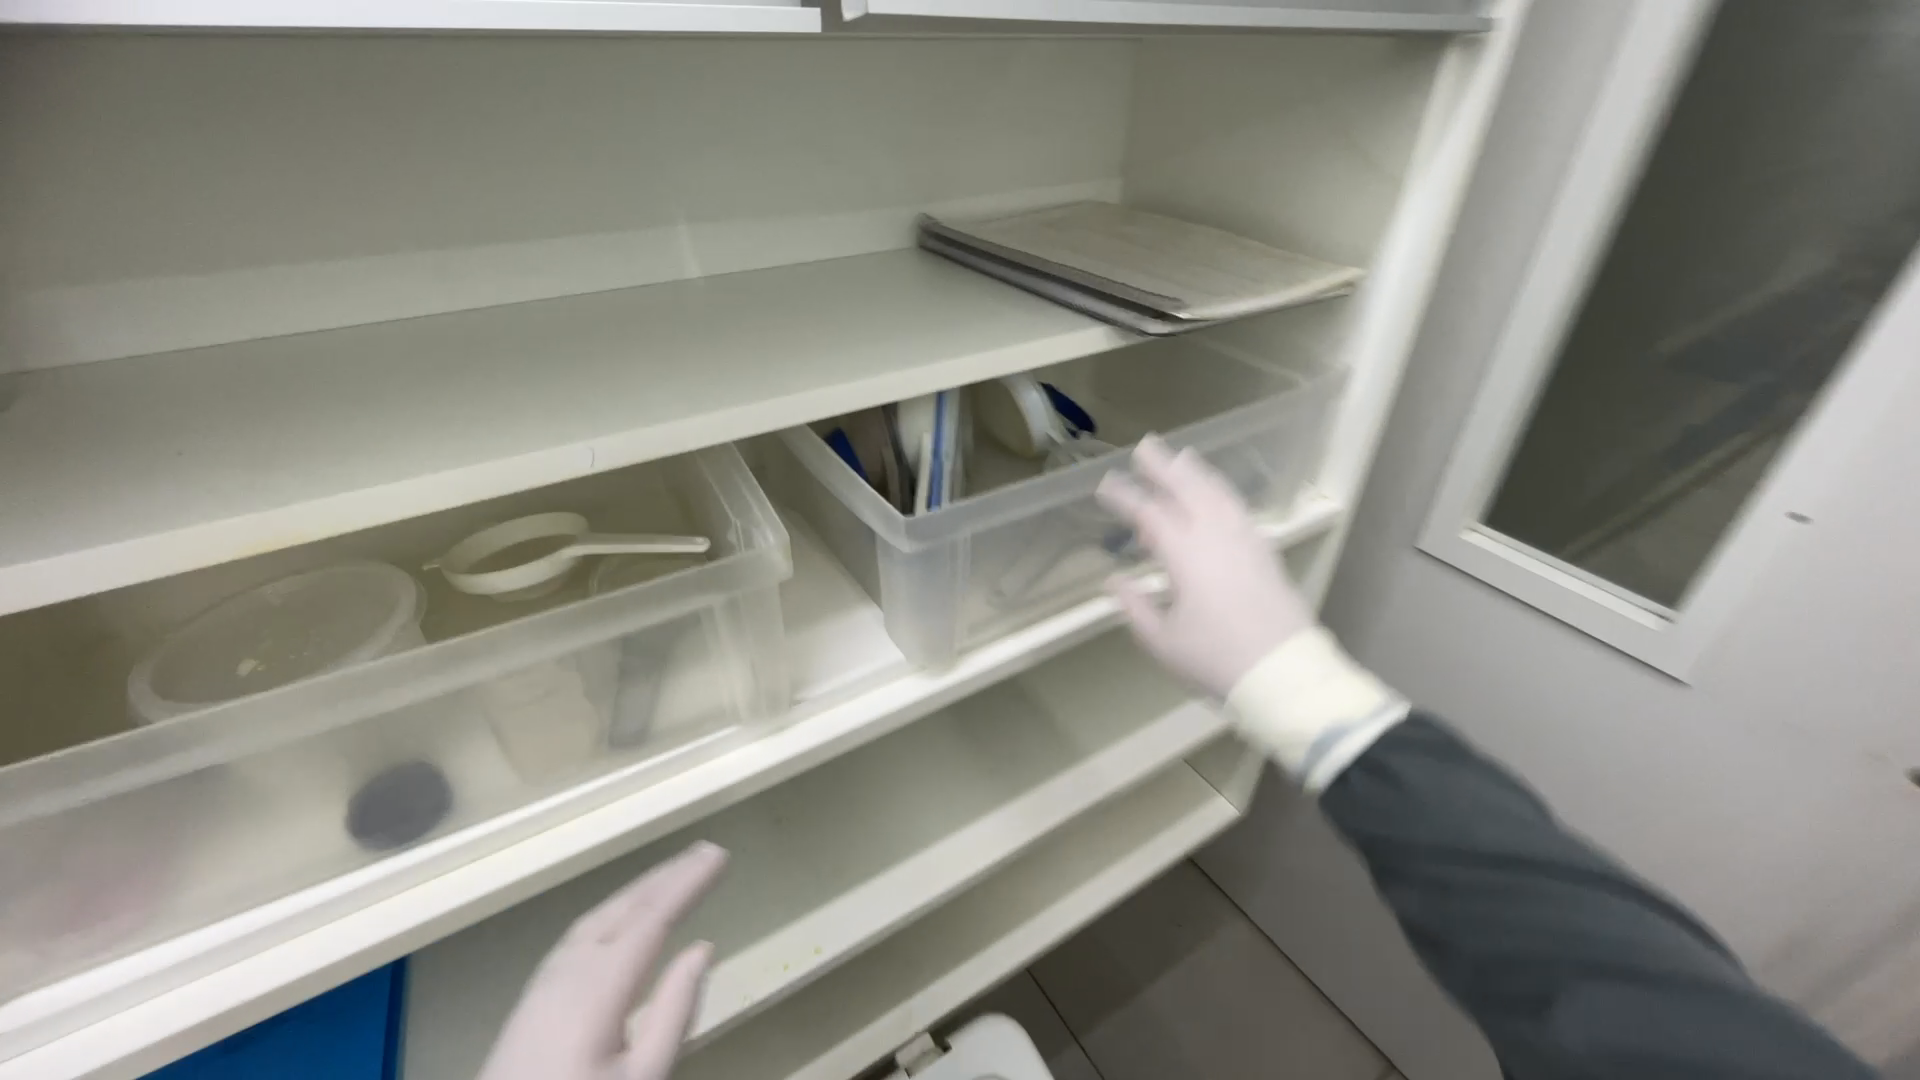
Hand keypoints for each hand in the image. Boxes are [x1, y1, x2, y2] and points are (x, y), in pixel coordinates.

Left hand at [479, 841, 727, 1079]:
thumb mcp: (642, 1078)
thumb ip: (675, 1012)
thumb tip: (701, 948)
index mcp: (599, 987)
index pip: (654, 917)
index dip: (689, 882)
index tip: (720, 855)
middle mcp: (570, 970)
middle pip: (626, 907)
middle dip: (668, 875)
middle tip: (706, 851)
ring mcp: (546, 981)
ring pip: (600, 915)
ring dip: (641, 888)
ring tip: (675, 872)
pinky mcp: (534, 997)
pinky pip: (582, 931)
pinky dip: (616, 908)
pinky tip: (625, 915)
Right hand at [1095, 435, 1315, 698]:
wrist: (1284, 674)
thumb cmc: (1216, 660)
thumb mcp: (1163, 642)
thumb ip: (1135, 607)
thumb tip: (1115, 581)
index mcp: (1186, 556)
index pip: (1149, 514)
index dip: (1125, 497)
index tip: (1104, 485)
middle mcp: (1217, 537)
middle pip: (1188, 489)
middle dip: (1163, 466)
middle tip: (1145, 446)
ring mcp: (1246, 541)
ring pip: (1219, 494)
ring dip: (1197, 472)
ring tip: (1182, 456)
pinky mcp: (1265, 552)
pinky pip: (1239, 509)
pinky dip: (1222, 493)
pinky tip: (1216, 495)